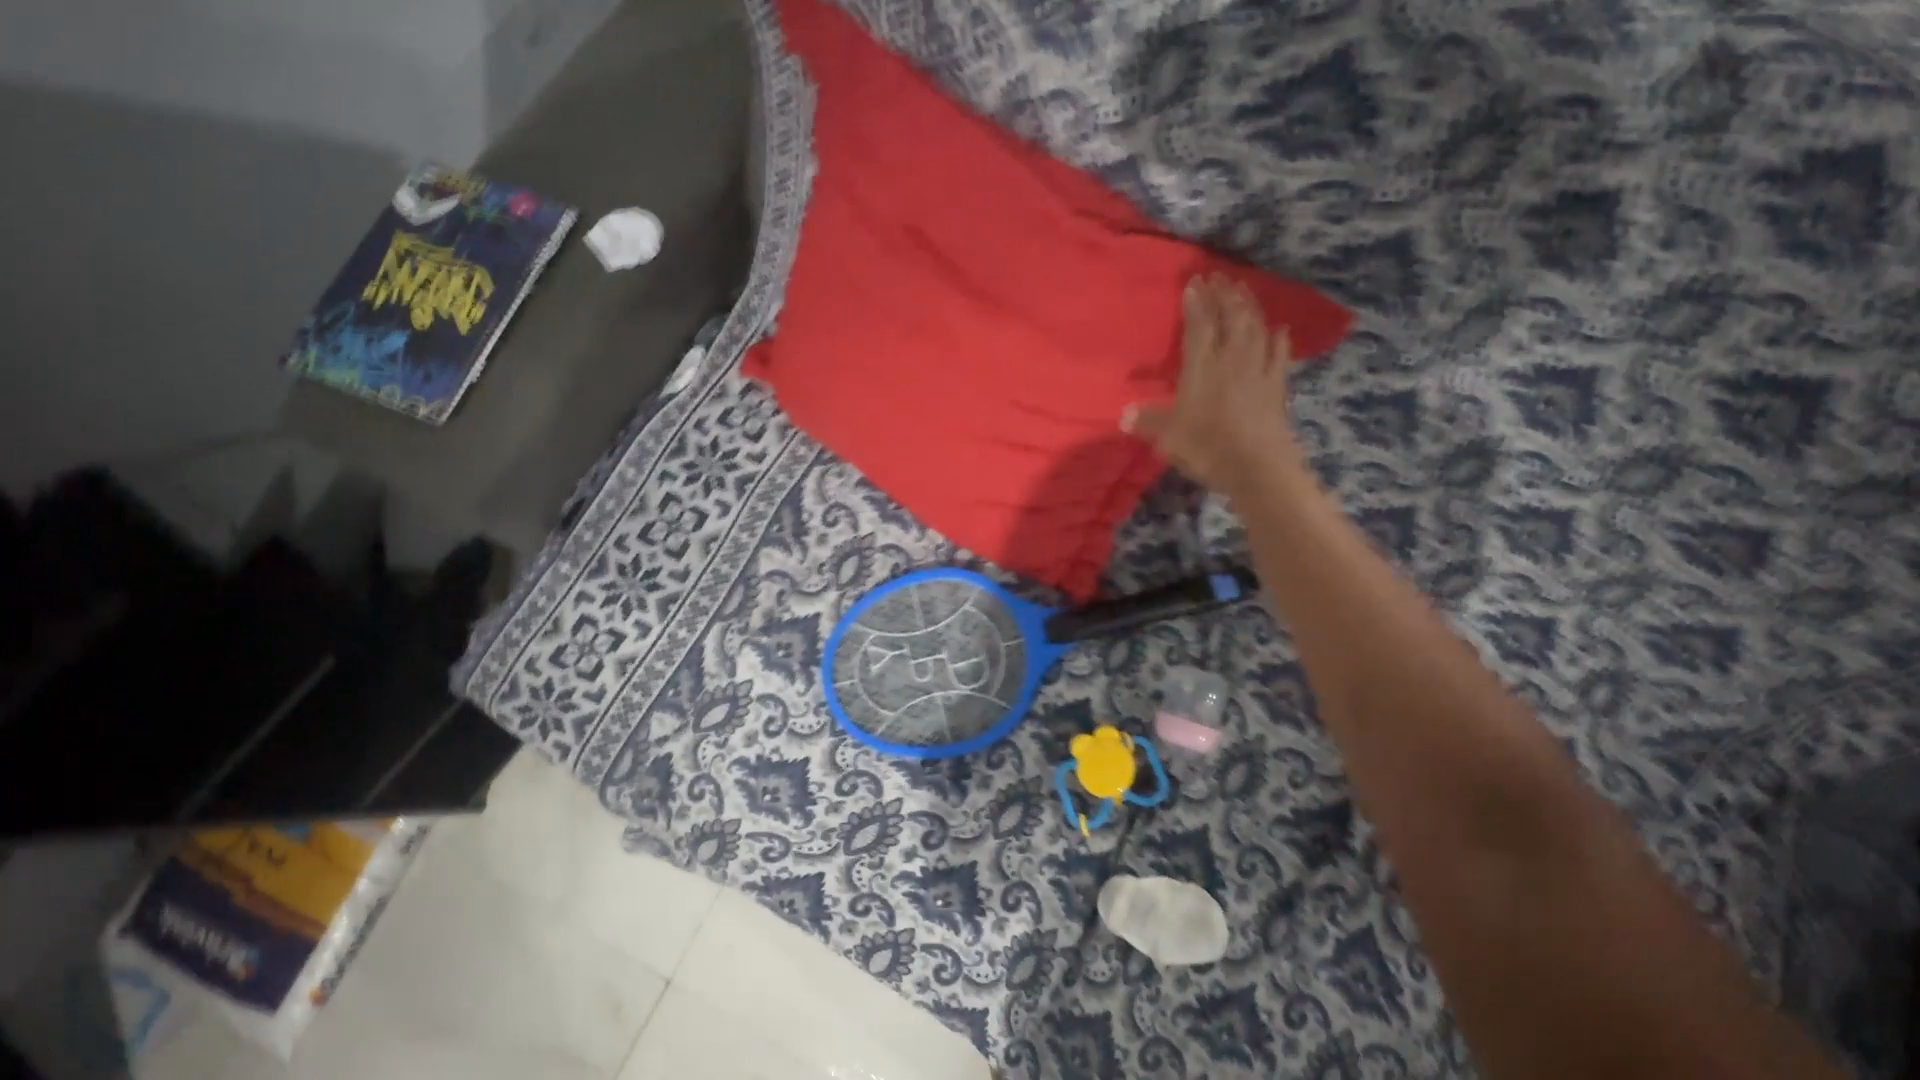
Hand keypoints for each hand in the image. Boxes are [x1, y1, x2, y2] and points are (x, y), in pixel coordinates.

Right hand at [1123, 275, 1310, 497]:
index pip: (1200, 325)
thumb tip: (1124, 415)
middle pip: (1231, 318)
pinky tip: (1278, 328)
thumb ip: (1149, 422)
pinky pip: (1279, 354)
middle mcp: (1232, 360)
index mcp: (1202, 367)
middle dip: (1224, 295)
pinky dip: (1278, 338)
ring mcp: (1259, 371)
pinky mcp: (1278, 386)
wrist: (1258, 467)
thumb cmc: (1207, 448)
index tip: (1194, 282)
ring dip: (1249, 306)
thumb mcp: (1169, 437)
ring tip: (1243, 289)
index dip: (1197, 302)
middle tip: (1219, 276)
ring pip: (1255, 328)